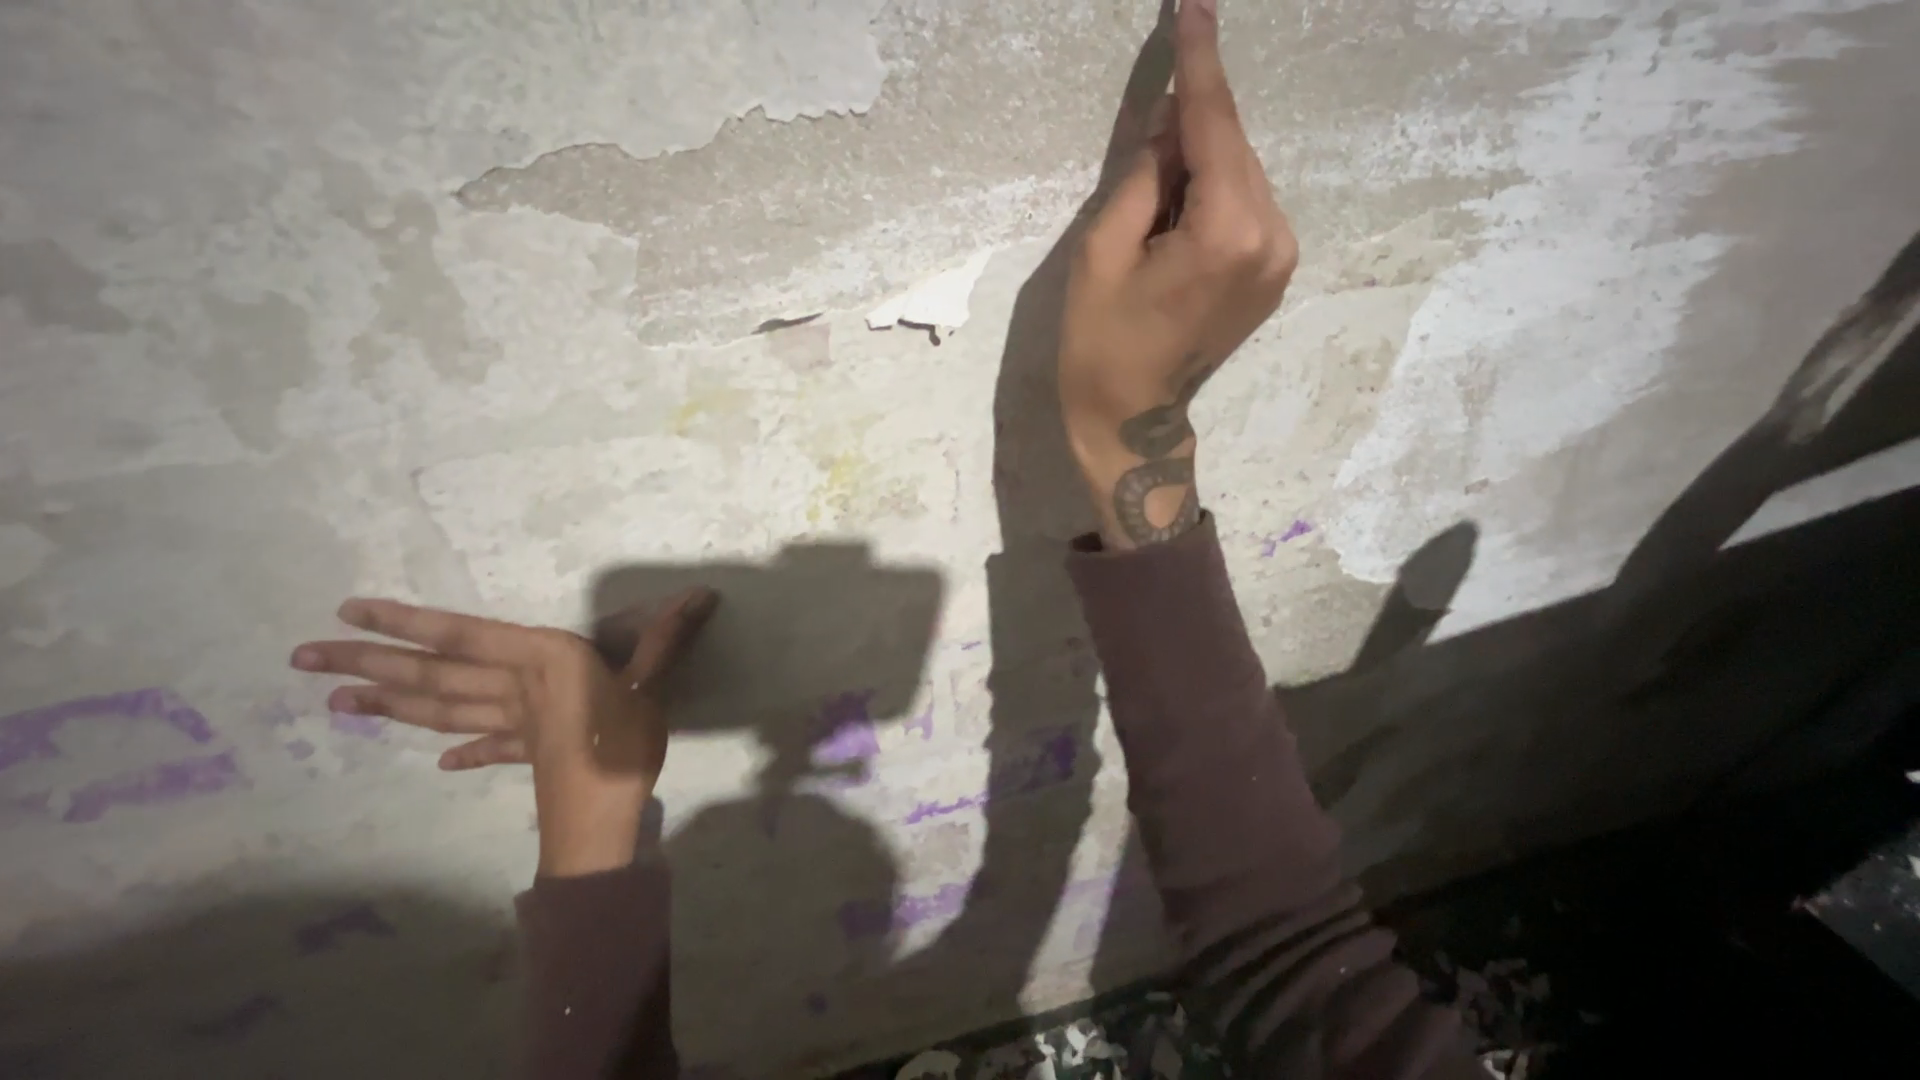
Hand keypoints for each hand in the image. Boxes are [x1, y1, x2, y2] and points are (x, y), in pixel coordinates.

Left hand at [290, 587, 717, 876]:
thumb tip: (701, 592)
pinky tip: (440, 761)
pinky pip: (487, 746)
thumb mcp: (648, 683)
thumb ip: (664, 637)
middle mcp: (512, 689)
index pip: (462, 636)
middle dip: (368, 664)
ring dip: (391, 704)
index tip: (348, 612)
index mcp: (537, 662)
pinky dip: (464, 749)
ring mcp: (513, 725)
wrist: (604, 818)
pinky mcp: (526, 754)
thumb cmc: (621, 741)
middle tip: (302, 657)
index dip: (406, 622)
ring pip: (444, 708)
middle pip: (433, 674)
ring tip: (337, 702)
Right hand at [1059, 0, 1296, 548]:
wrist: (1133, 419)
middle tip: (1142, 150)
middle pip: (1232, 148)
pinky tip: (1176, 225)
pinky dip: (1212, 196)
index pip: (1214, 126)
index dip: (1199, 64)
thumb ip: (1144, 174)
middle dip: (1189, 129)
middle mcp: (1273, 236)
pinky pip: (1245, 207)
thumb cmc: (1100, 343)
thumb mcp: (1102, 251)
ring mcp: (1281, 258)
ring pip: (1240, 176)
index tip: (1195, 6)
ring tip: (1151, 215)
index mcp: (1228, 232)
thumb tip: (1174, 125)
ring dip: (1197, 168)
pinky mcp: (1276, 272)